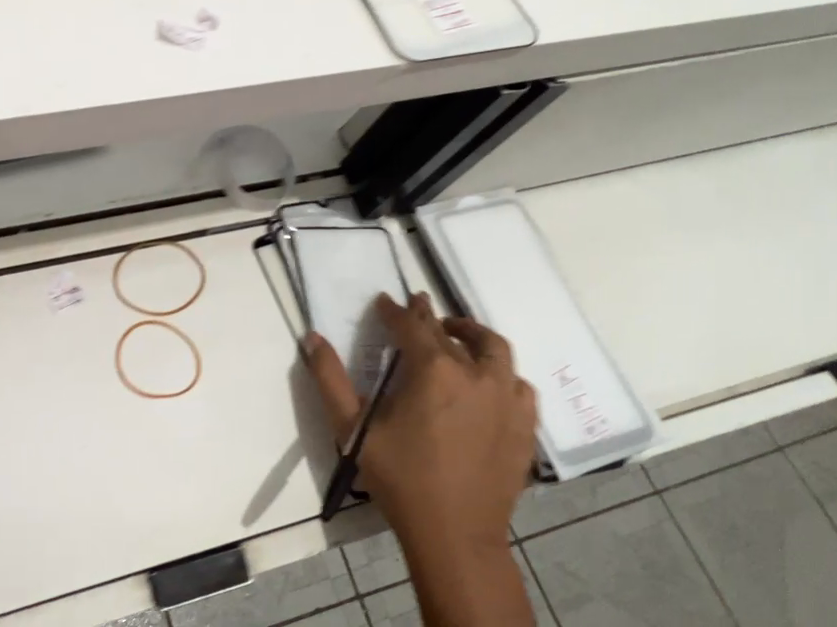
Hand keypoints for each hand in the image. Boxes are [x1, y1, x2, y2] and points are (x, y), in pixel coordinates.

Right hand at [306, 294, 536, 626]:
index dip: (395, 310)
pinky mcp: (524, 425)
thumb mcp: (354, 430)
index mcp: (434, 371)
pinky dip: (503, 374)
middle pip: (452, 333)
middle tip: (416, 306)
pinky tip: (489, 381)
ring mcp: (507, 400)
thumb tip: (311, 337)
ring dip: (473, 336)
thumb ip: (330, 379)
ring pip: (495, 350)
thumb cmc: (400, 480)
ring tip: (457, 335)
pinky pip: (519, 385)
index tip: (384, 301)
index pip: (412, 326)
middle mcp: (476, 375)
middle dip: (429, 317)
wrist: (455, 535)